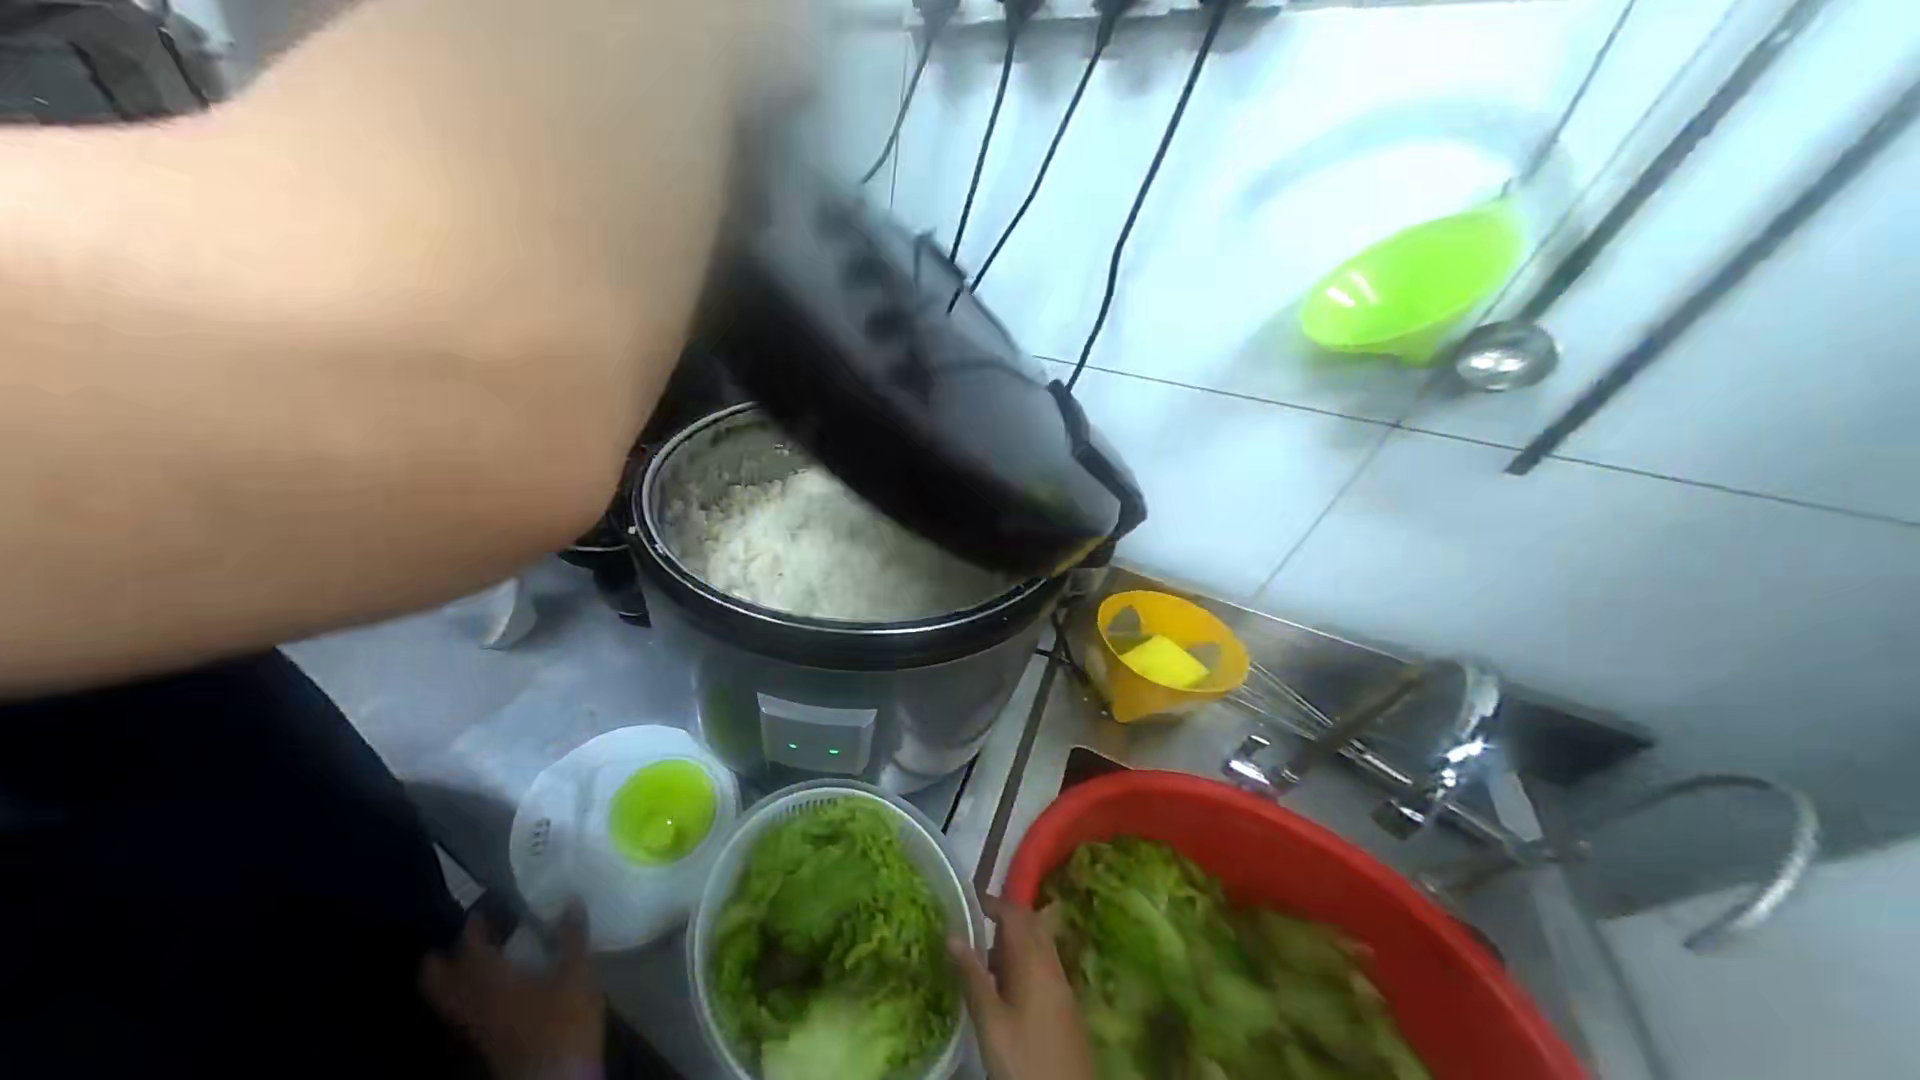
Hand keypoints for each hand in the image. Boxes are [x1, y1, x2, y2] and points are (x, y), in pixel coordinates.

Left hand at [421, 906, 604, 1079]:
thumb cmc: (564, 1022)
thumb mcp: (576, 974)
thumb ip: (571, 937)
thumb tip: (570, 899)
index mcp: (493, 984)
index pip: (472, 952)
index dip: (472, 930)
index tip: (479, 910)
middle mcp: (477, 1006)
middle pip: (443, 986)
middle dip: (439, 965)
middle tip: (444, 946)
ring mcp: (479, 1029)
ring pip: (452, 1003)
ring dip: (451, 982)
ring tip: (464, 965)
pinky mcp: (489, 1043)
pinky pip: (466, 1014)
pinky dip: (467, 998)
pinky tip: (490, 993)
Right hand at [949, 897, 1094, 1079]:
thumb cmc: (1023, 1060)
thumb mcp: (990, 1022)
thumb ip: (972, 977)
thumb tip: (952, 936)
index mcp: (1035, 961)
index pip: (1016, 915)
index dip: (994, 903)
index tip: (970, 901)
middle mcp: (1053, 965)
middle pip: (1033, 925)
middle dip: (1006, 917)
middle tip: (977, 923)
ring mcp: (1063, 986)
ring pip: (1040, 947)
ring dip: (1015, 941)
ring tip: (984, 957)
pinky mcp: (1066, 1007)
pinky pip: (1045, 967)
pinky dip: (1025, 962)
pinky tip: (1007, 986)